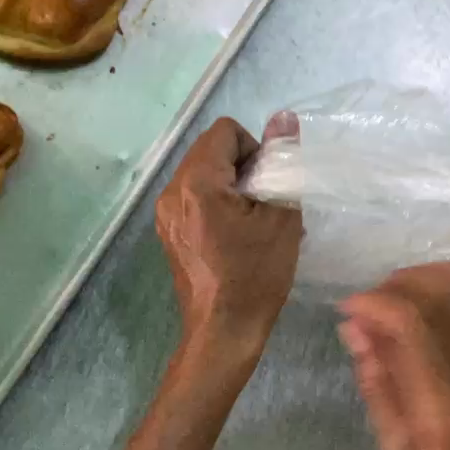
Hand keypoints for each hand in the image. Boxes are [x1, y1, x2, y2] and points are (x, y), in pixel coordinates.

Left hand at [155, 115, 303, 366]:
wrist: (223, 331)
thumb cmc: (257, 274)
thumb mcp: (281, 214)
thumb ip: (281, 160)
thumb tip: (284, 117)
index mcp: (197, 182)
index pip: (225, 131)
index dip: (255, 149)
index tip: (268, 185)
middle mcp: (172, 191)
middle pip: (210, 149)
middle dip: (242, 166)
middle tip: (264, 203)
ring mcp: (165, 213)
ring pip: (202, 173)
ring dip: (230, 184)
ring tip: (251, 221)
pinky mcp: (168, 231)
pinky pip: (193, 196)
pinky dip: (216, 202)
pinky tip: (233, 235)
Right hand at [337, 262, 449, 449]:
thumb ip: (377, 385)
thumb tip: (354, 328)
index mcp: (448, 411)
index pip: (411, 327)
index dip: (375, 304)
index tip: (351, 307)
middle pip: (440, 295)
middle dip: (397, 284)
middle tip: (374, 298)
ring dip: (428, 274)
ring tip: (402, 291)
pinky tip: (439, 289)